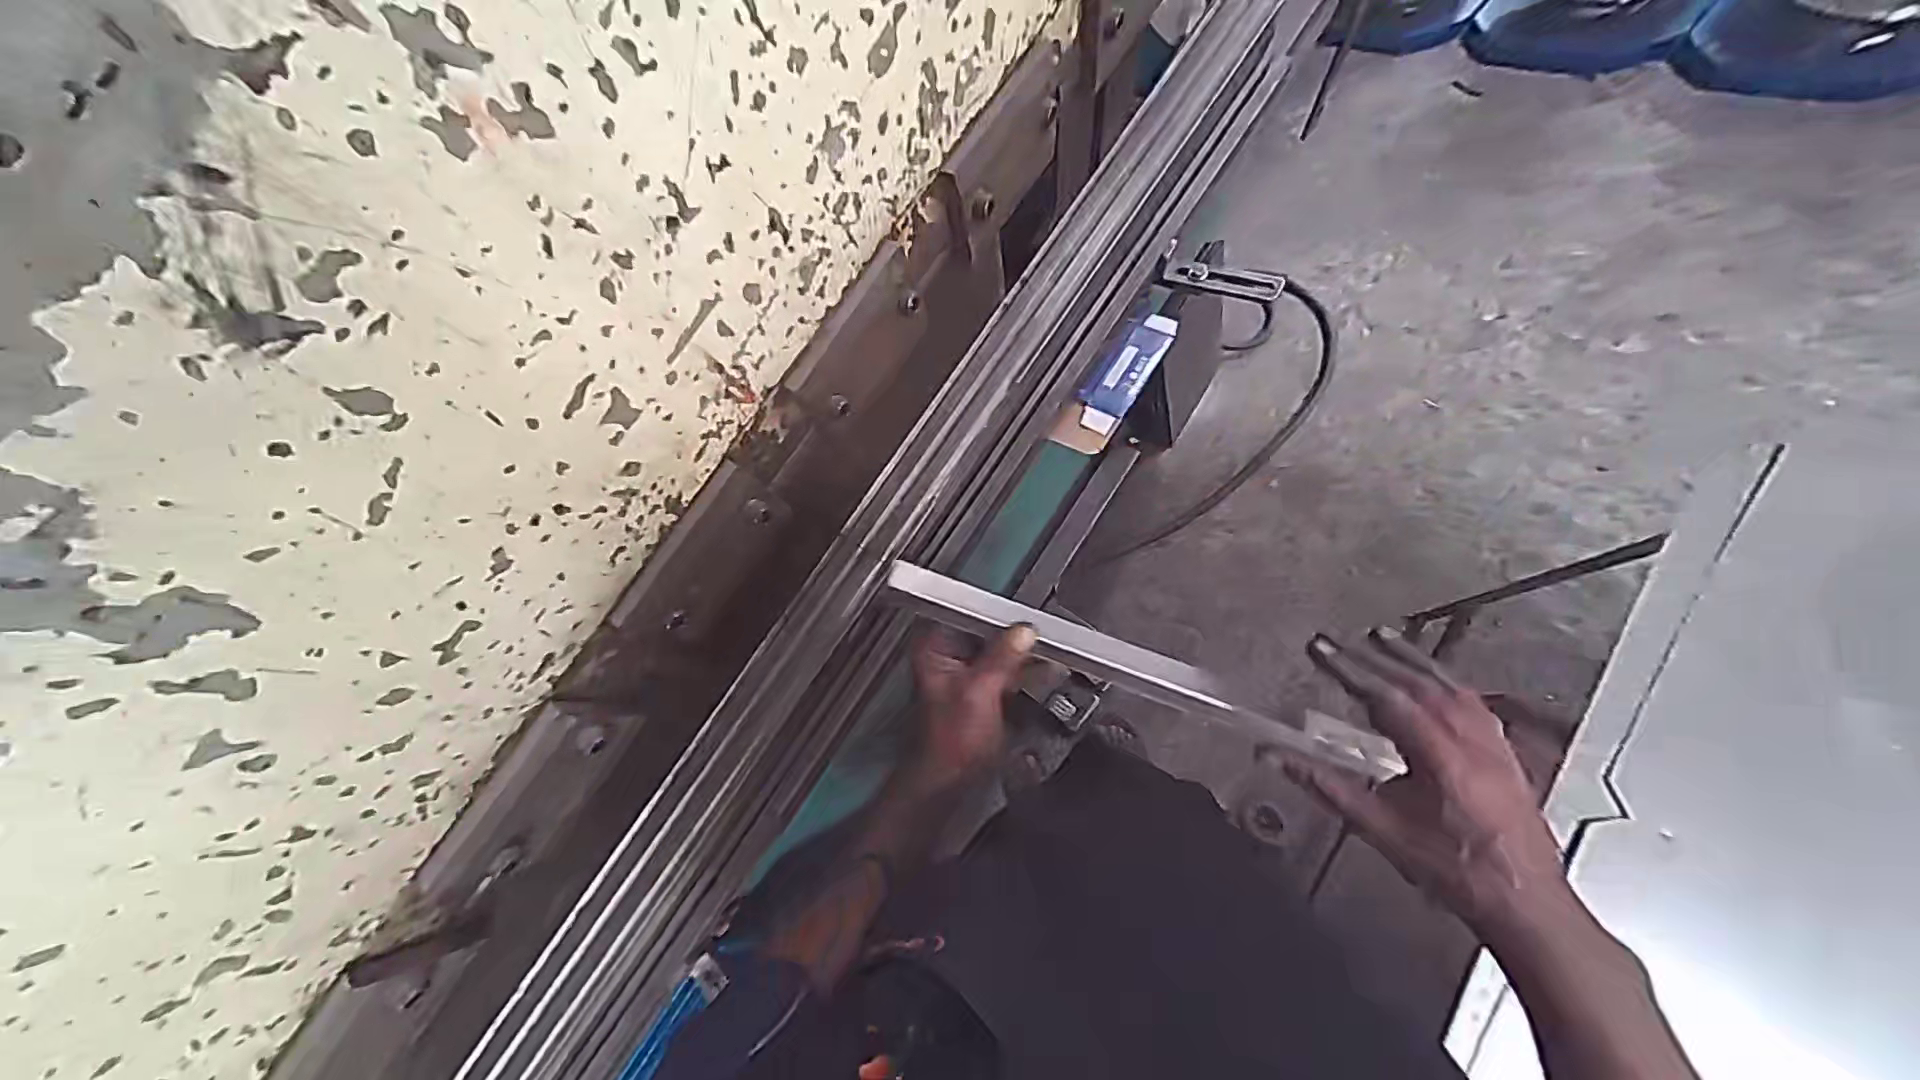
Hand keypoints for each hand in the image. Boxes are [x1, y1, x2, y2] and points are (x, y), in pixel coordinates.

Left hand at [905, 624, 1036, 790]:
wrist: (950, 783)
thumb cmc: (947, 744)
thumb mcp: (978, 693)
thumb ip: (1002, 658)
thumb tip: (1022, 632)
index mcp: (933, 649)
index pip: (967, 614)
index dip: (997, 614)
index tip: (1022, 618)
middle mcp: (946, 656)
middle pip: (986, 630)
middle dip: (1015, 634)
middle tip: (1040, 633)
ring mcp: (965, 673)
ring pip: (999, 650)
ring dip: (1023, 652)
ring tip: (1048, 649)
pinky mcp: (982, 690)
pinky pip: (1006, 669)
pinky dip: (1024, 669)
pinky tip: (1044, 668)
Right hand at [1287, 627, 1571, 934]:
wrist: (1524, 904)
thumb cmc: (1457, 872)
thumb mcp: (1378, 829)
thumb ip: (1326, 786)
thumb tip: (1281, 759)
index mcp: (1442, 760)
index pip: (1387, 698)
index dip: (1349, 669)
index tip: (1323, 650)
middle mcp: (1473, 746)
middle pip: (1419, 684)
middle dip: (1374, 657)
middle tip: (1343, 641)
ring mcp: (1495, 749)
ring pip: (1451, 688)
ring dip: (1413, 660)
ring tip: (1387, 640)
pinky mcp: (1507, 757)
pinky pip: (1475, 704)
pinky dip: (1447, 682)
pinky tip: (1438, 680)